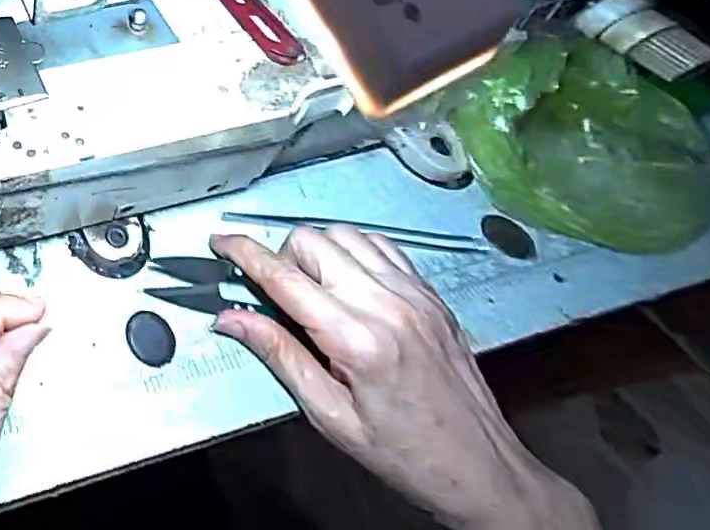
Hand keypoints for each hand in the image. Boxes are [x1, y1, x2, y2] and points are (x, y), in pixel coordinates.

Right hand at [210, 229, 597, 529]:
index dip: (241, 252)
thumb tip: (229, 317)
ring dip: (317, 252)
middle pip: (308, 241)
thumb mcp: (329, 415)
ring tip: (317, 288)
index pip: (281, 275)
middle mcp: (386, 307)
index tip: (220, 244)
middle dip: (282, 259)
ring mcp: (414, 297)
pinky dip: (353, 251)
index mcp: (357, 340)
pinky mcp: (431, 295)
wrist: (489, 476)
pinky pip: (379, 244)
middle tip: (283, 296)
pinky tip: (349, 281)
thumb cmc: (408, 454)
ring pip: (341, 234)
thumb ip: (277, 354)